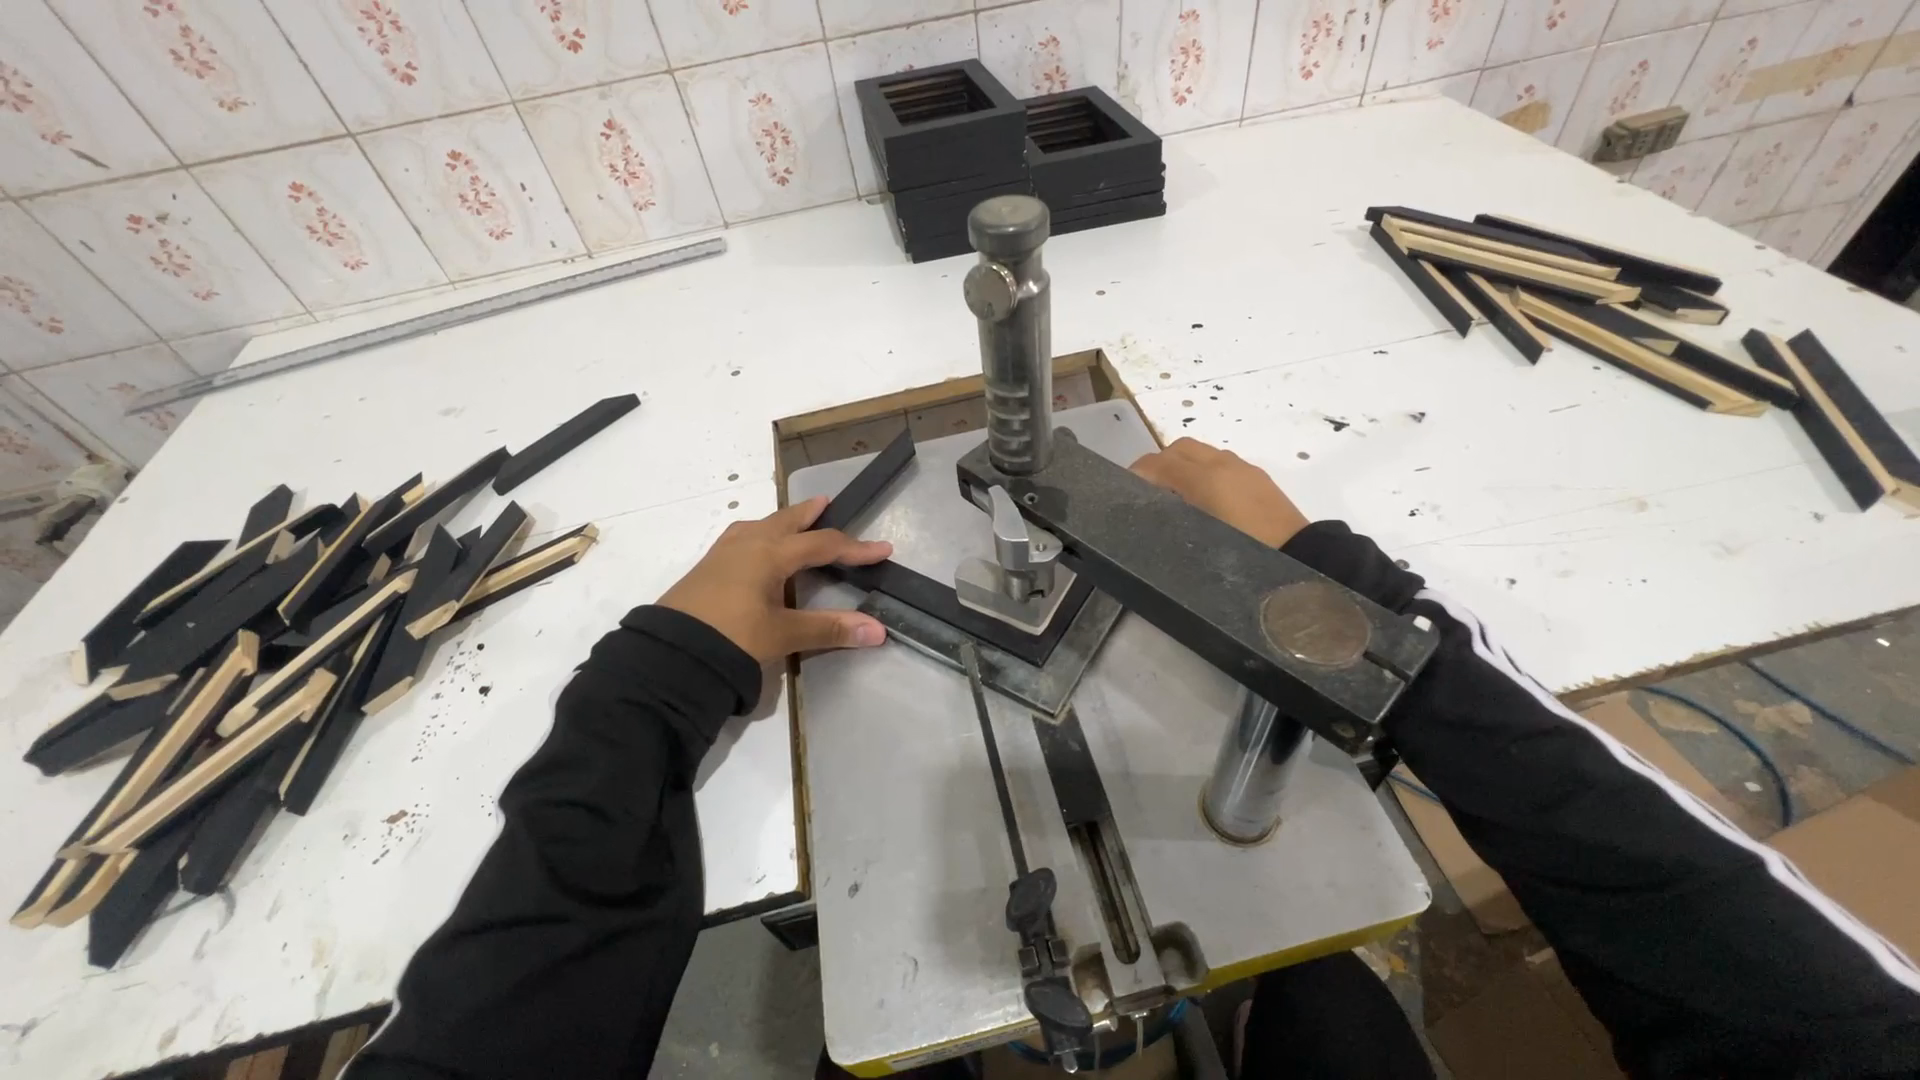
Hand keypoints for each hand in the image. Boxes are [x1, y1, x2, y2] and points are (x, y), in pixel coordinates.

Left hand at [658, 497, 892, 662]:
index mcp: (771, 553)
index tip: (883, 550)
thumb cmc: (731, 636)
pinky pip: (742, 538)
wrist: (670, 651)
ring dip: (782, 522)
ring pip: (760, 526)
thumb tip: (878, 630)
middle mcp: (748, 543)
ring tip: (793, 521)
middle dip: (810, 514)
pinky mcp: (708, 567)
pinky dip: (760, 535)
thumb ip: (830, 629)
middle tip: (827, 502)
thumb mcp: (783, 634)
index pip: (823, 545)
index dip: (855, 548)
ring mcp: (724, 553)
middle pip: (787, 521)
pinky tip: (754, 548)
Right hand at [1130, 438, 1309, 548]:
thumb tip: (1149, 510)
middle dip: (1158, 464)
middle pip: (1179, 449)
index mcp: (1205, 478)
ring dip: (1183, 467)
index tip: (1123, 491)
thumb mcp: (1198, 539)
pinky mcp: (1258, 478)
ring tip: (1175, 500)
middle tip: (1148, 493)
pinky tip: (1205, 502)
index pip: (1157, 463)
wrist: (1300, 558)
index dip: (1135, 473)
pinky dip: (1203, 473)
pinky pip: (1221, 464)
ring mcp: (1244, 469)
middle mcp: (1223, 464)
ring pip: (1201, 454)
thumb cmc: (1244, 552)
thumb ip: (1169, 519)